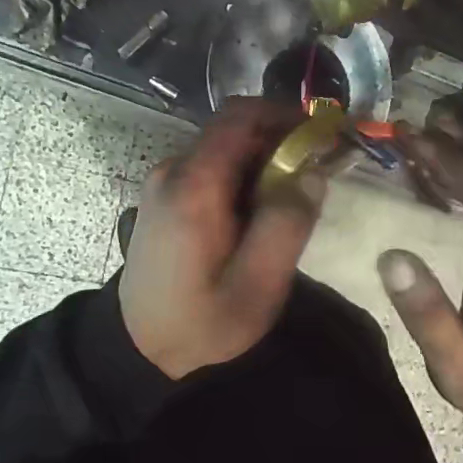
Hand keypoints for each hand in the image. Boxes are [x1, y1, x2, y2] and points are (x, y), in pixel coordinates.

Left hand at [119, 99, 328, 378]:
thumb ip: (287, 226)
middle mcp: (173, 170)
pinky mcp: (167, 194)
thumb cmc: (201, 321)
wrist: (139, 346)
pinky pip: (213, 168)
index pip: (240, 116)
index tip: (323, 138)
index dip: (286, 115)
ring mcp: (166, 180)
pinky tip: (260, 213)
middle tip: (317, 175)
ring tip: (293, 200)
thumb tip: (314, 172)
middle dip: (281, 142)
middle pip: (235, 129)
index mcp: (193, 185)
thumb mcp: (256, 286)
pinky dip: (245, 177)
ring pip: (226, 149)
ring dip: (265, 162)